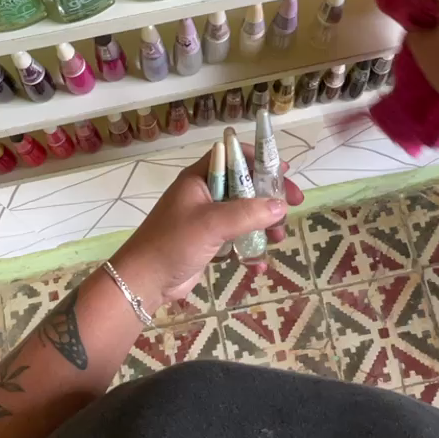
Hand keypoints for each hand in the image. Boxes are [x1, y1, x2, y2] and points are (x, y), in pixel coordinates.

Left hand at [108, 145, 303, 307]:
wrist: (145, 281)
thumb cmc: (173, 243)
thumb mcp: (212, 224)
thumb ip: (247, 213)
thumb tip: (279, 206)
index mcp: (199, 179)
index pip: (232, 156)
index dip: (258, 159)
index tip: (282, 171)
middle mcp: (204, 195)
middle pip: (244, 186)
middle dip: (269, 196)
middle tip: (293, 205)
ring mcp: (206, 220)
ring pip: (244, 214)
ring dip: (264, 225)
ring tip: (278, 239)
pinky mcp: (209, 243)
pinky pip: (237, 239)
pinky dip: (250, 248)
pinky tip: (259, 263)